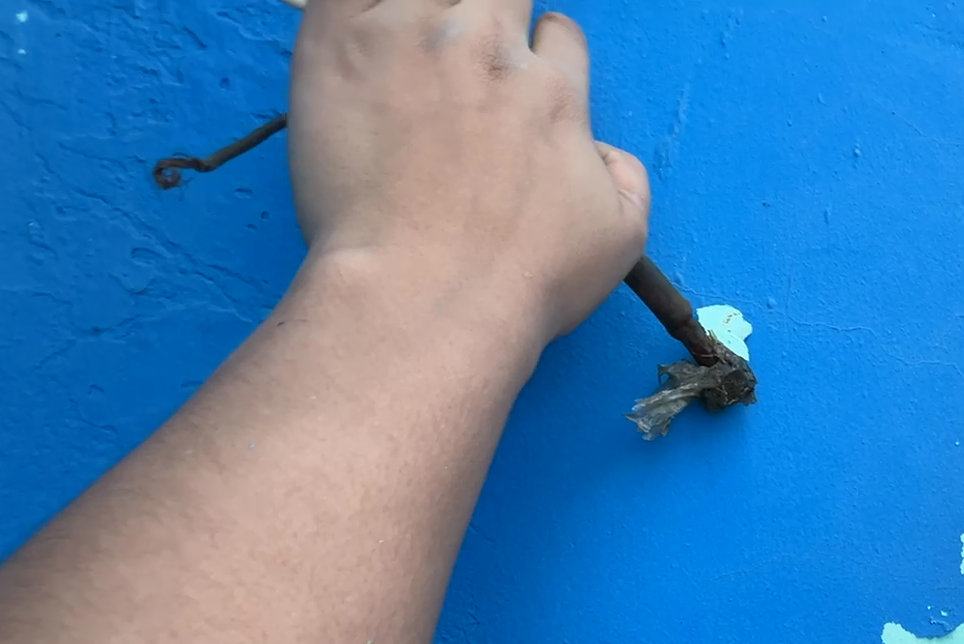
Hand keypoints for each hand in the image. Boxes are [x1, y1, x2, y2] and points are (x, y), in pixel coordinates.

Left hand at [288, 0, 649, 355]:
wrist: (431, 295)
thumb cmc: (529, 278)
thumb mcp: (622, 241)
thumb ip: (629, 180)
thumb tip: (605, 152)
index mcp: (554, 92)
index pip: (561, 36)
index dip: (550, 55)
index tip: (531, 85)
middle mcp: (486, 48)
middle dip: (495, 18)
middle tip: (473, 66)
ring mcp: (406, 36)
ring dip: (432, 14)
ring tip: (420, 61)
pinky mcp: (334, 44)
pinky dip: (363, 9)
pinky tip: (370, 47)